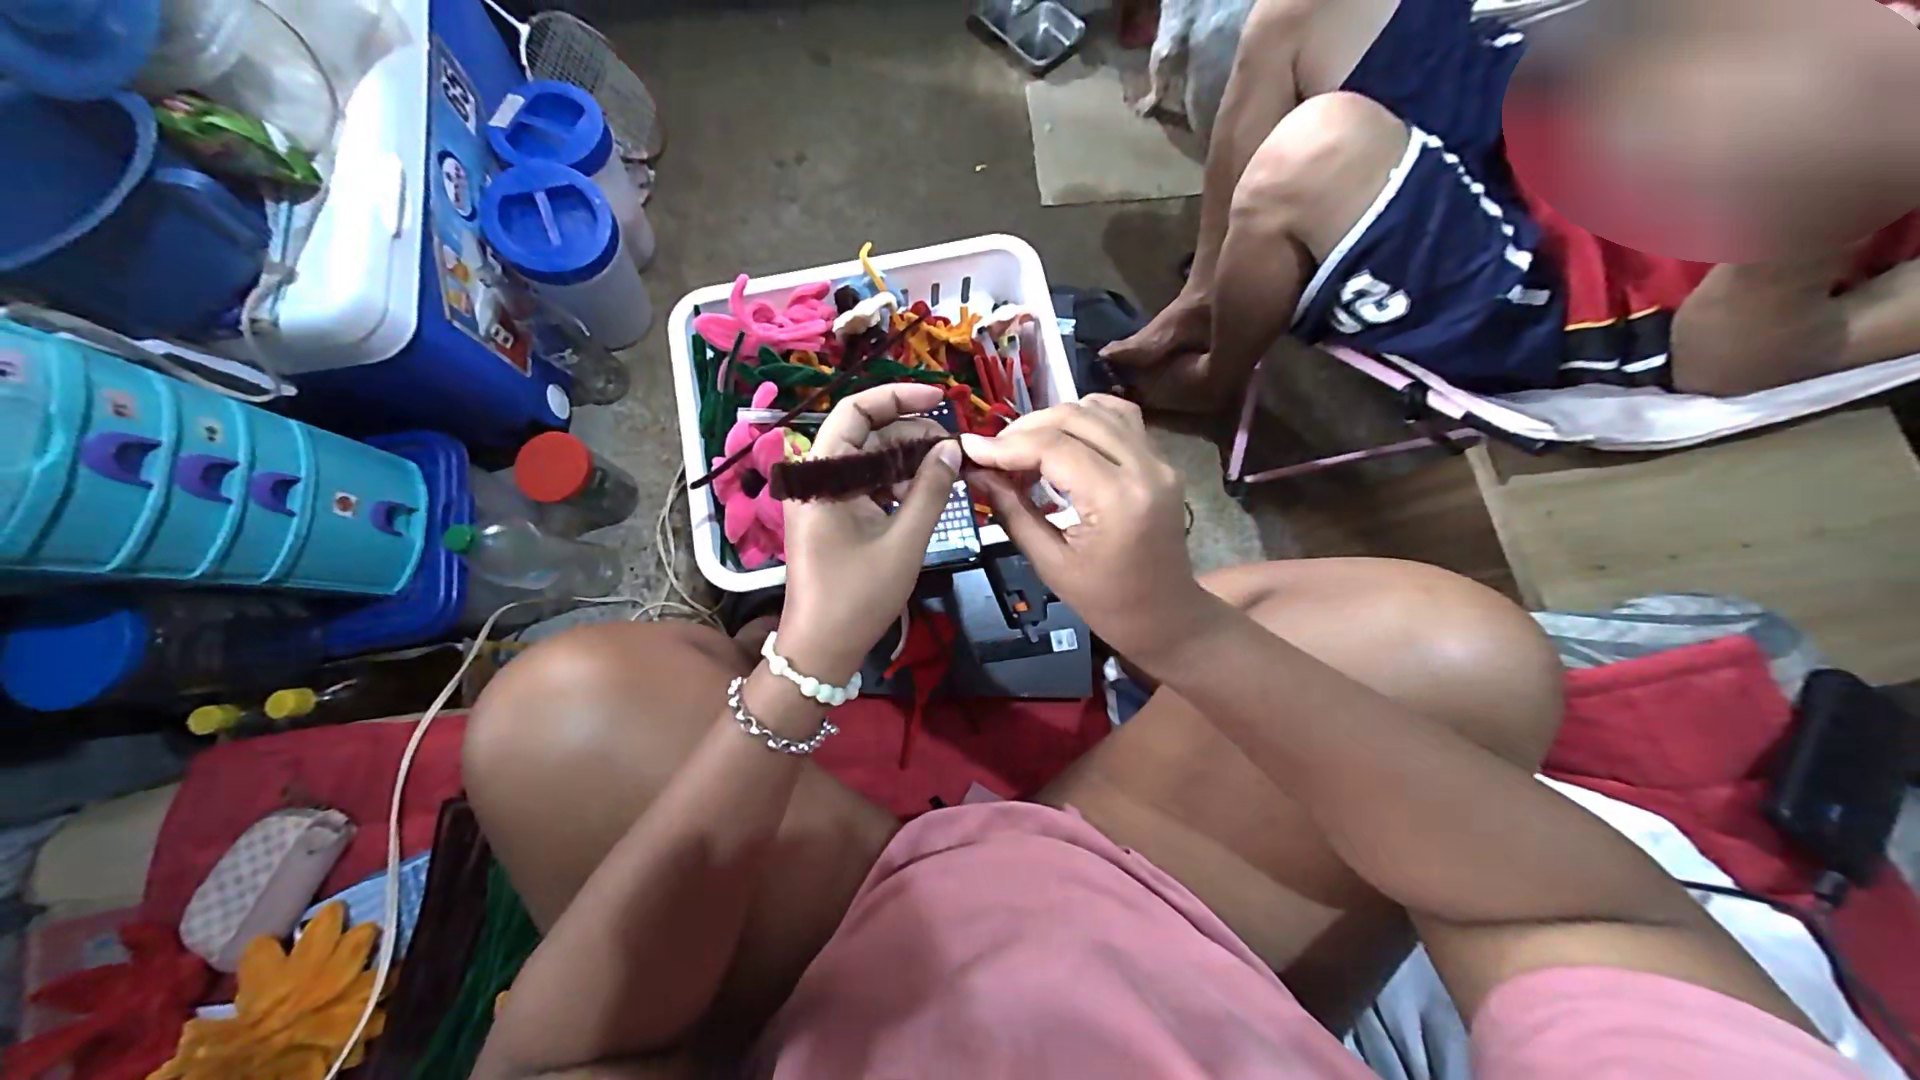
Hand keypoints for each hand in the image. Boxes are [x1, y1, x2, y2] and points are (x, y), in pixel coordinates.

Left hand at [778, 384, 962, 682]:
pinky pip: (865, 484)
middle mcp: (815, 478)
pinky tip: (925, 491)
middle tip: (954, 447)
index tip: (940, 398)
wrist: (820, 648)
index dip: (898, 396)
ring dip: (907, 459)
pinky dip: (895, 483)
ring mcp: (821, 498)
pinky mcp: (831, 516)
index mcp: (820, 475)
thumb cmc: (857, 596)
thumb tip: (952, 449)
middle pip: (865, 434)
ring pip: (868, 460)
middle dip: (911, 433)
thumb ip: (930, 490)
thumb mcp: (903, 541)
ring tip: (948, 468)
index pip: (855, 410)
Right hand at [960, 395, 1223, 666]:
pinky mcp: (1161, 460)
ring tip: (1023, 447)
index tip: (969, 449)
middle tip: (992, 453)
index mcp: (1117, 501)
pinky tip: (1062, 437)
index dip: (1005, 445)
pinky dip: (1085, 417)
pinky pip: (1120, 418)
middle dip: (1024, 430)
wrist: (1164, 615)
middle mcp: (1145, 468)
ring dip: (1052, 420)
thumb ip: (1013, 511)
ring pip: (1097, 409)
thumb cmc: (1105, 601)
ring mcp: (1159, 460)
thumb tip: (977, 472)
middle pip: (1074, 418)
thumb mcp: (1050, 562)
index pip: (1053, 448)